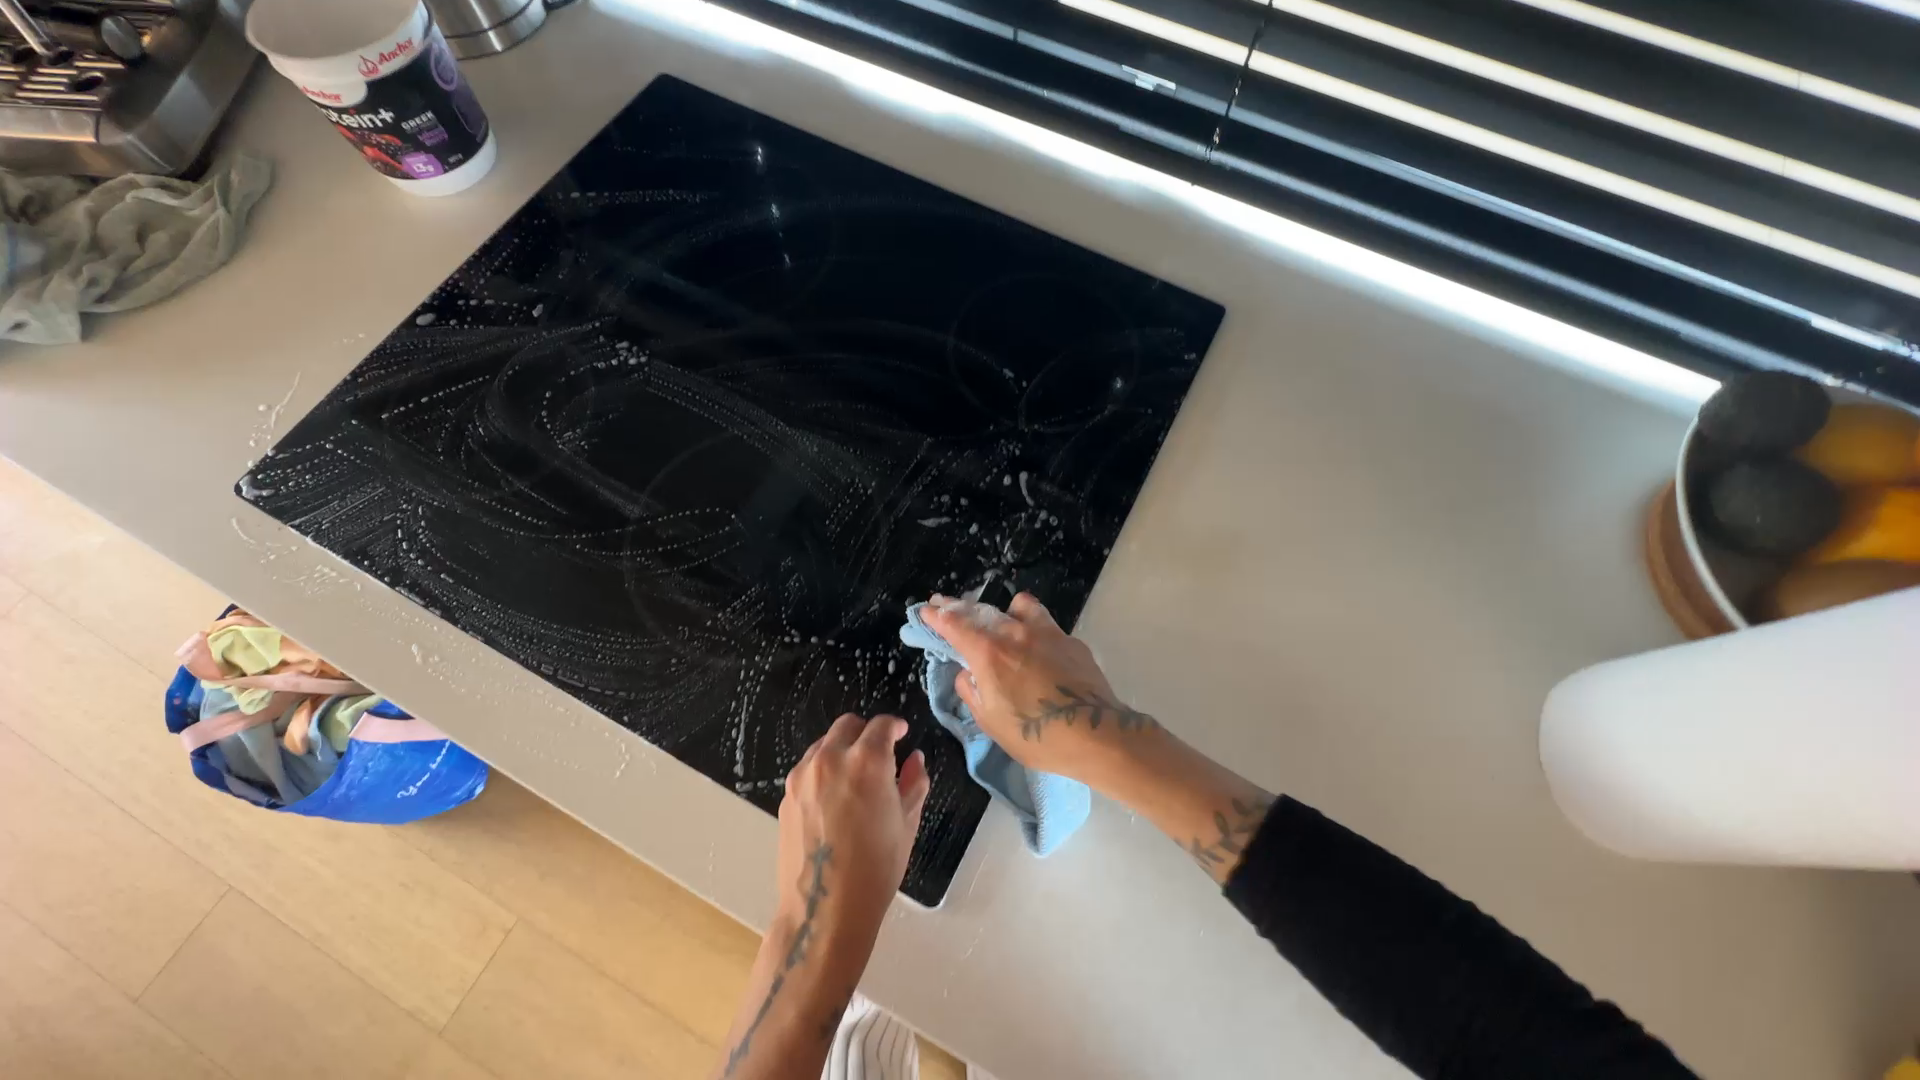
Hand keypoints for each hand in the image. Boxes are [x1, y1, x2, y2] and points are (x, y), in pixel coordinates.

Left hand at [774, 713, 929, 938]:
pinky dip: (823, 769)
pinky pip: (808, 768)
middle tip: (880, 753)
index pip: (881, 725)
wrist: (825, 908)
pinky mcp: (787, 795)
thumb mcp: (907, 824)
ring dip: (843, 749)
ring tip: (855, 777)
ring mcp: (803, 776)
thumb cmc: (877, 868)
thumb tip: (915, 760)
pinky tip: (834, 798)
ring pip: (825, 744)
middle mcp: (831, 758)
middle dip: (866, 732)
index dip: (894, 726)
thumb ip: (914, 783)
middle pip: (848, 725)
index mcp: (867, 761)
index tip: (901, 734)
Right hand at [920, 592, 1159, 788]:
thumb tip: (966, 673)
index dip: (937, 616)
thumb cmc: (1035, 736)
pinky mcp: (1071, 641)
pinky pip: (1045, 624)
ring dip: (1004, 611)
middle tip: (947, 605)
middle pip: (982, 611)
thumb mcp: (990, 722)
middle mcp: (1015, 633)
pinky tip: (1038, 646)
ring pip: (1019, 607)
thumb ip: (971, 692)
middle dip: (960, 607)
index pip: (955, 625)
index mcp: (989, 653)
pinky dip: (1033, 628)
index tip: (926, 609)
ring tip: (1003, 620)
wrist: (1096, 735)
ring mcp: (1047, 633)